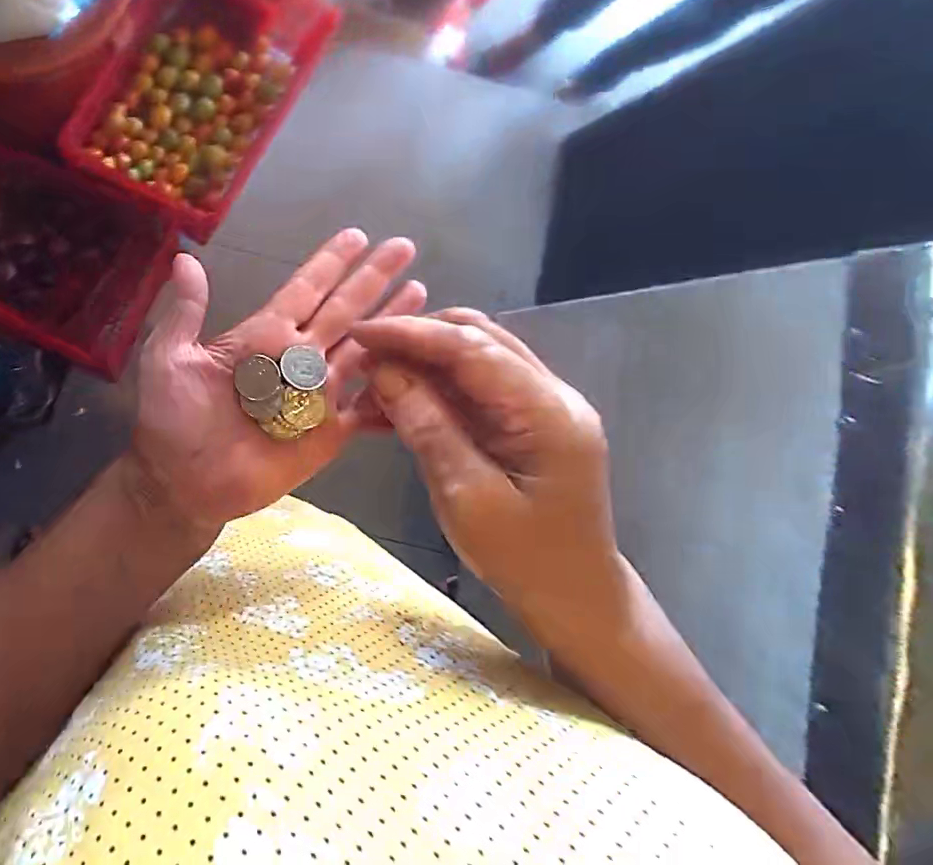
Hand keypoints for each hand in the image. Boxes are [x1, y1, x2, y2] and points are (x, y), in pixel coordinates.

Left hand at [128, 229, 424, 531]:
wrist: (181, 483)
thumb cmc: (171, 420)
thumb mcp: (169, 358)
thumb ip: (186, 311)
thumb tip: (185, 257)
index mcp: (262, 335)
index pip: (304, 289)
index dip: (329, 263)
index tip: (356, 236)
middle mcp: (296, 358)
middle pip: (343, 309)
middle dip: (373, 278)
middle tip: (403, 246)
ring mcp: (316, 395)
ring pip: (363, 350)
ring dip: (391, 321)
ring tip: (422, 292)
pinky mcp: (329, 432)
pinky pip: (368, 408)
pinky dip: (392, 389)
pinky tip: (419, 368)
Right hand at [348, 309, 620, 622]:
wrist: (574, 599)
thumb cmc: (525, 558)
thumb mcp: (467, 497)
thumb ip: (428, 427)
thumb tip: (383, 372)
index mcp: (546, 411)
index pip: (472, 346)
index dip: (411, 333)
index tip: (358, 333)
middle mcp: (548, 393)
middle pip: (475, 337)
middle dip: (413, 340)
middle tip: (360, 359)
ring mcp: (537, 404)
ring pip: (470, 356)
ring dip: (417, 363)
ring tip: (367, 386)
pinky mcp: (521, 419)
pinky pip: (469, 387)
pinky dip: (428, 388)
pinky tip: (390, 405)